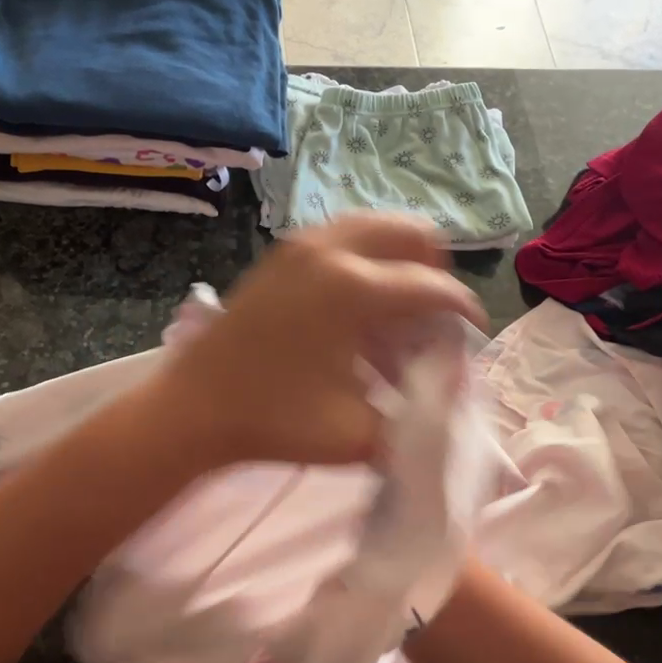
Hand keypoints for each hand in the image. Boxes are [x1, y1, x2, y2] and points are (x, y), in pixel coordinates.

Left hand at [150, 214, 483, 467]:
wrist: (192, 410)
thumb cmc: (274, 423)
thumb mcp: (360, 434)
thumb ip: (422, 415)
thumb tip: (456, 392)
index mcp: (354, 287)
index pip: (435, 288)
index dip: (464, 315)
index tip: (469, 343)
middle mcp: (328, 250)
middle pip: (411, 232)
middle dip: (433, 274)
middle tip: (429, 322)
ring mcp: (296, 248)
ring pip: (372, 228)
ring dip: (395, 264)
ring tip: (390, 319)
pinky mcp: (274, 258)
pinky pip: (337, 240)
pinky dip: (360, 263)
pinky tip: (351, 315)